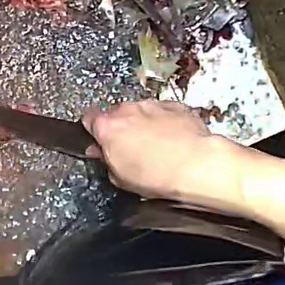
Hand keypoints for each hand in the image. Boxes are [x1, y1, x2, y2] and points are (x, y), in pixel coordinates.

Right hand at [81, 101, 254, 209]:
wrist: (196, 165)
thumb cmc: (160, 174)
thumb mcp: (120, 178)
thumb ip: (106, 160)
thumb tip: (103, 155)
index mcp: (108, 126)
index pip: (88, 119)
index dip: (93, 131)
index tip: (98, 141)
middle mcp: (128, 110)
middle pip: (116, 114)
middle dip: (120, 129)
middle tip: (129, 150)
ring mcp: (152, 105)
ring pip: (140, 112)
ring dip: (143, 125)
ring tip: (155, 149)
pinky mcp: (176, 106)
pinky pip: (163, 112)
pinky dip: (165, 123)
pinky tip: (172, 141)